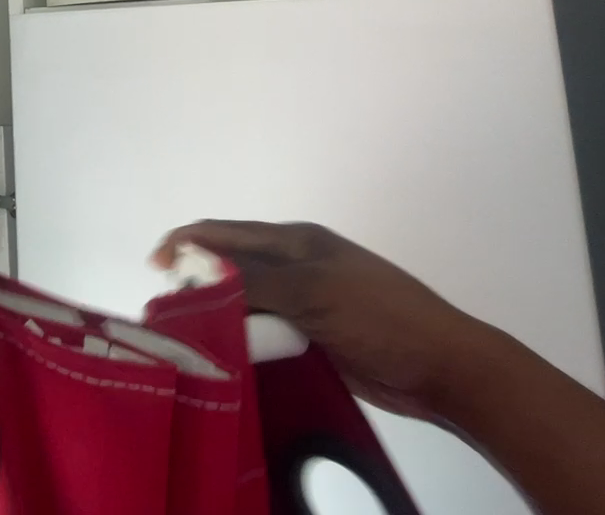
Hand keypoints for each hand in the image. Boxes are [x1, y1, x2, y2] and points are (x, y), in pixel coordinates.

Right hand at [151, 220, 495, 418]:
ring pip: (242, 300)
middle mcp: (292, 265)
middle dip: (194, 279)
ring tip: (186, 329)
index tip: (156, 266)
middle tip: (168, 305)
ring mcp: (301, 300)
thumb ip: (252, 281)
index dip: (184, 243)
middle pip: (228, 265)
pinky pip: (261, 329)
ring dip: (216, 310)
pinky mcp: (308, 334)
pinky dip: (239, 335)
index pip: (223, 232)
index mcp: (293, 241)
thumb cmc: (381, 317)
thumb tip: (198, 278)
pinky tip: (222, 347)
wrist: (449, 371)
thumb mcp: (311, 290)